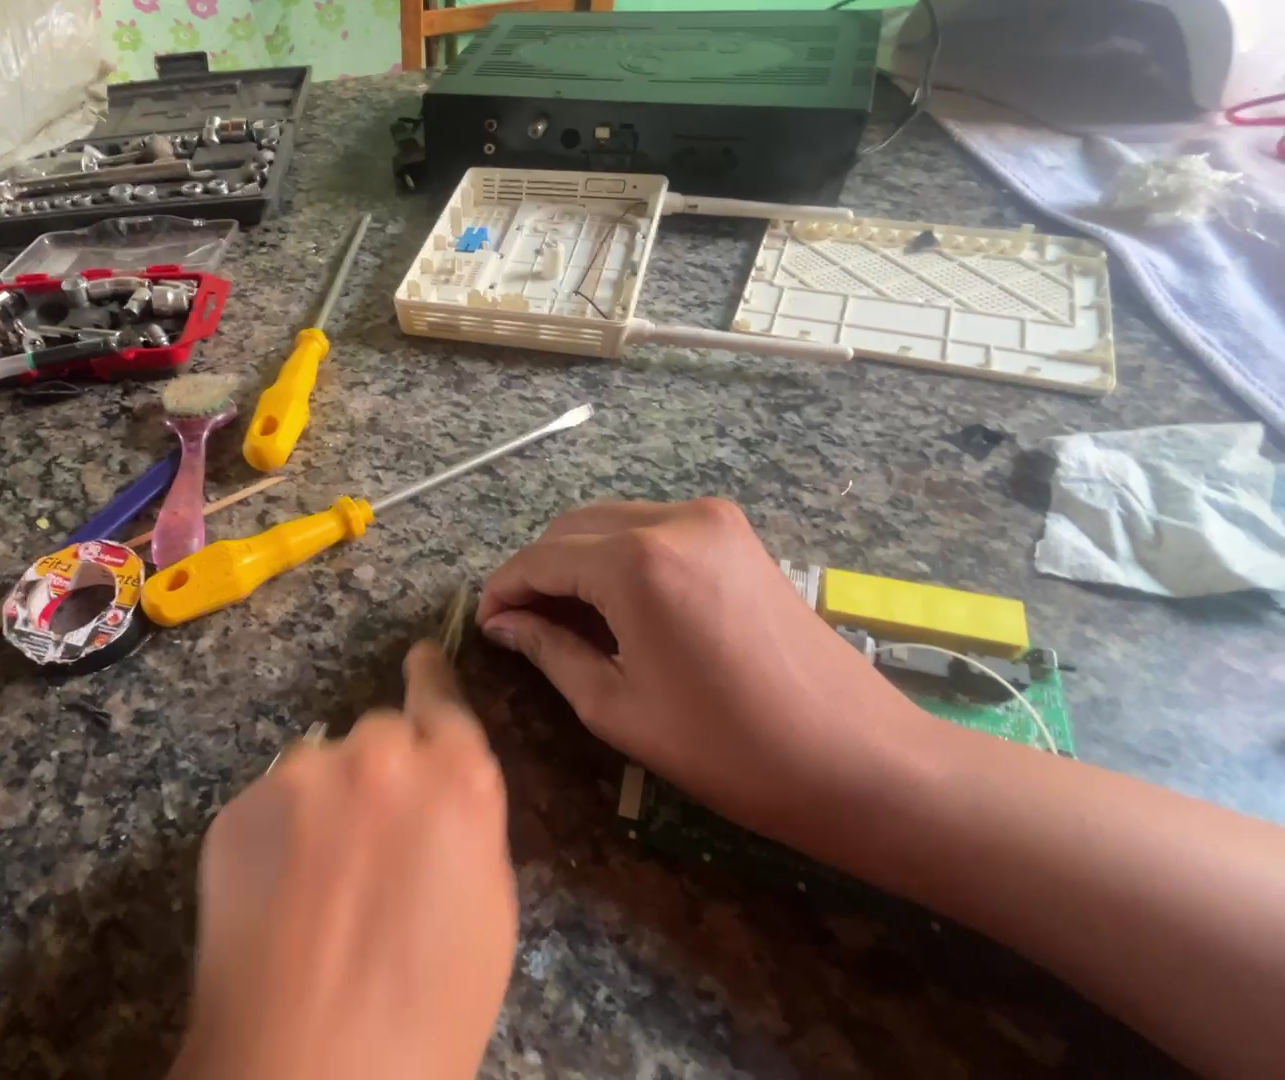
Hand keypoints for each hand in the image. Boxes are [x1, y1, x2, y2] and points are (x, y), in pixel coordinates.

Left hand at [171, 644, 516, 1079]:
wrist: (309, 1065)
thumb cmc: (428, 1010)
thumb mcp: (486, 911)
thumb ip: (465, 823)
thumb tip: (437, 790)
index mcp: (456, 782)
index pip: (443, 701)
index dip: (430, 678)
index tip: (419, 658)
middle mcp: (379, 758)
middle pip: (380, 733)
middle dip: (381, 770)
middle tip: (370, 839)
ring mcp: (302, 776)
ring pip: (319, 763)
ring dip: (325, 800)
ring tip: (318, 880)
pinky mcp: (240, 804)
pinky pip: (270, 798)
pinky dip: (277, 831)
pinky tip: (278, 893)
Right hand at [476, 499, 935, 836]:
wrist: (859, 760)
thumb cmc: (728, 747)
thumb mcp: (617, 707)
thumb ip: (549, 650)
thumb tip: (503, 624)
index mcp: (638, 563)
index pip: (541, 558)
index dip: (503, 589)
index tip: (485, 625)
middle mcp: (674, 520)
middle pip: (571, 528)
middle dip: (536, 571)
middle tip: (520, 625)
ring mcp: (713, 521)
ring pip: (611, 523)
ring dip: (575, 561)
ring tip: (564, 619)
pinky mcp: (738, 535)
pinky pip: (652, 530)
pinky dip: (618, 557)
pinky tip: (615, 605)